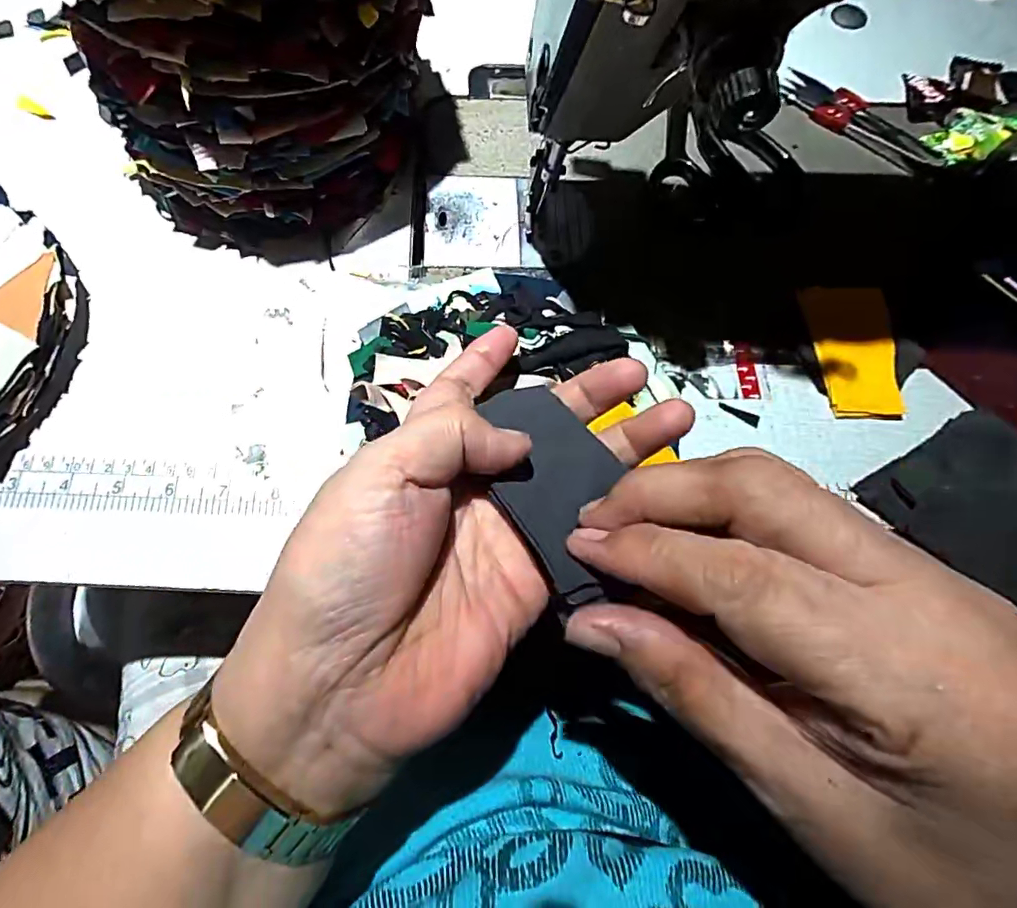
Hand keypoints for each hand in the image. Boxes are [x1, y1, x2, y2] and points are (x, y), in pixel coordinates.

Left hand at [213, 324, 693, 816]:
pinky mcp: (538, 584)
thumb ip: (452, 436)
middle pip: (543, 429)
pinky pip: (588, 542)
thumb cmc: (347, 564)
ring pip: (579, 479)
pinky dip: (623, 517)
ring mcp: (512, 536)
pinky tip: (663, 492)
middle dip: (589, 397)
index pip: (463, 394)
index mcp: (429, 453)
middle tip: (636, 373)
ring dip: (624, 449)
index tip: (513, 331)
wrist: (343, 685)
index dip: (486, 362)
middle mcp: (477, 488)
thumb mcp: (381, 477)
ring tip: (673, 418)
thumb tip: (524, 440)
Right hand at [560, 449, 1016, 906]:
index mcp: (910, 672)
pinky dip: (734, 510)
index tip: (580, 543)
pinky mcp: (917, 561)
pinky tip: (694, 535)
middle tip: (598, 515)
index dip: (655, 554)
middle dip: (670, 490)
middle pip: (773, 493)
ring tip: (631, 519)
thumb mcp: (802, 807)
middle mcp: (926, 588)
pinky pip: (807, 510)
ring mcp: (928, 565)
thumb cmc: (932, 873)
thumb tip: (596, 622)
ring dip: (698, 489)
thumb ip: (697, 697)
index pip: (752, 579)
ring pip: (789, 485)